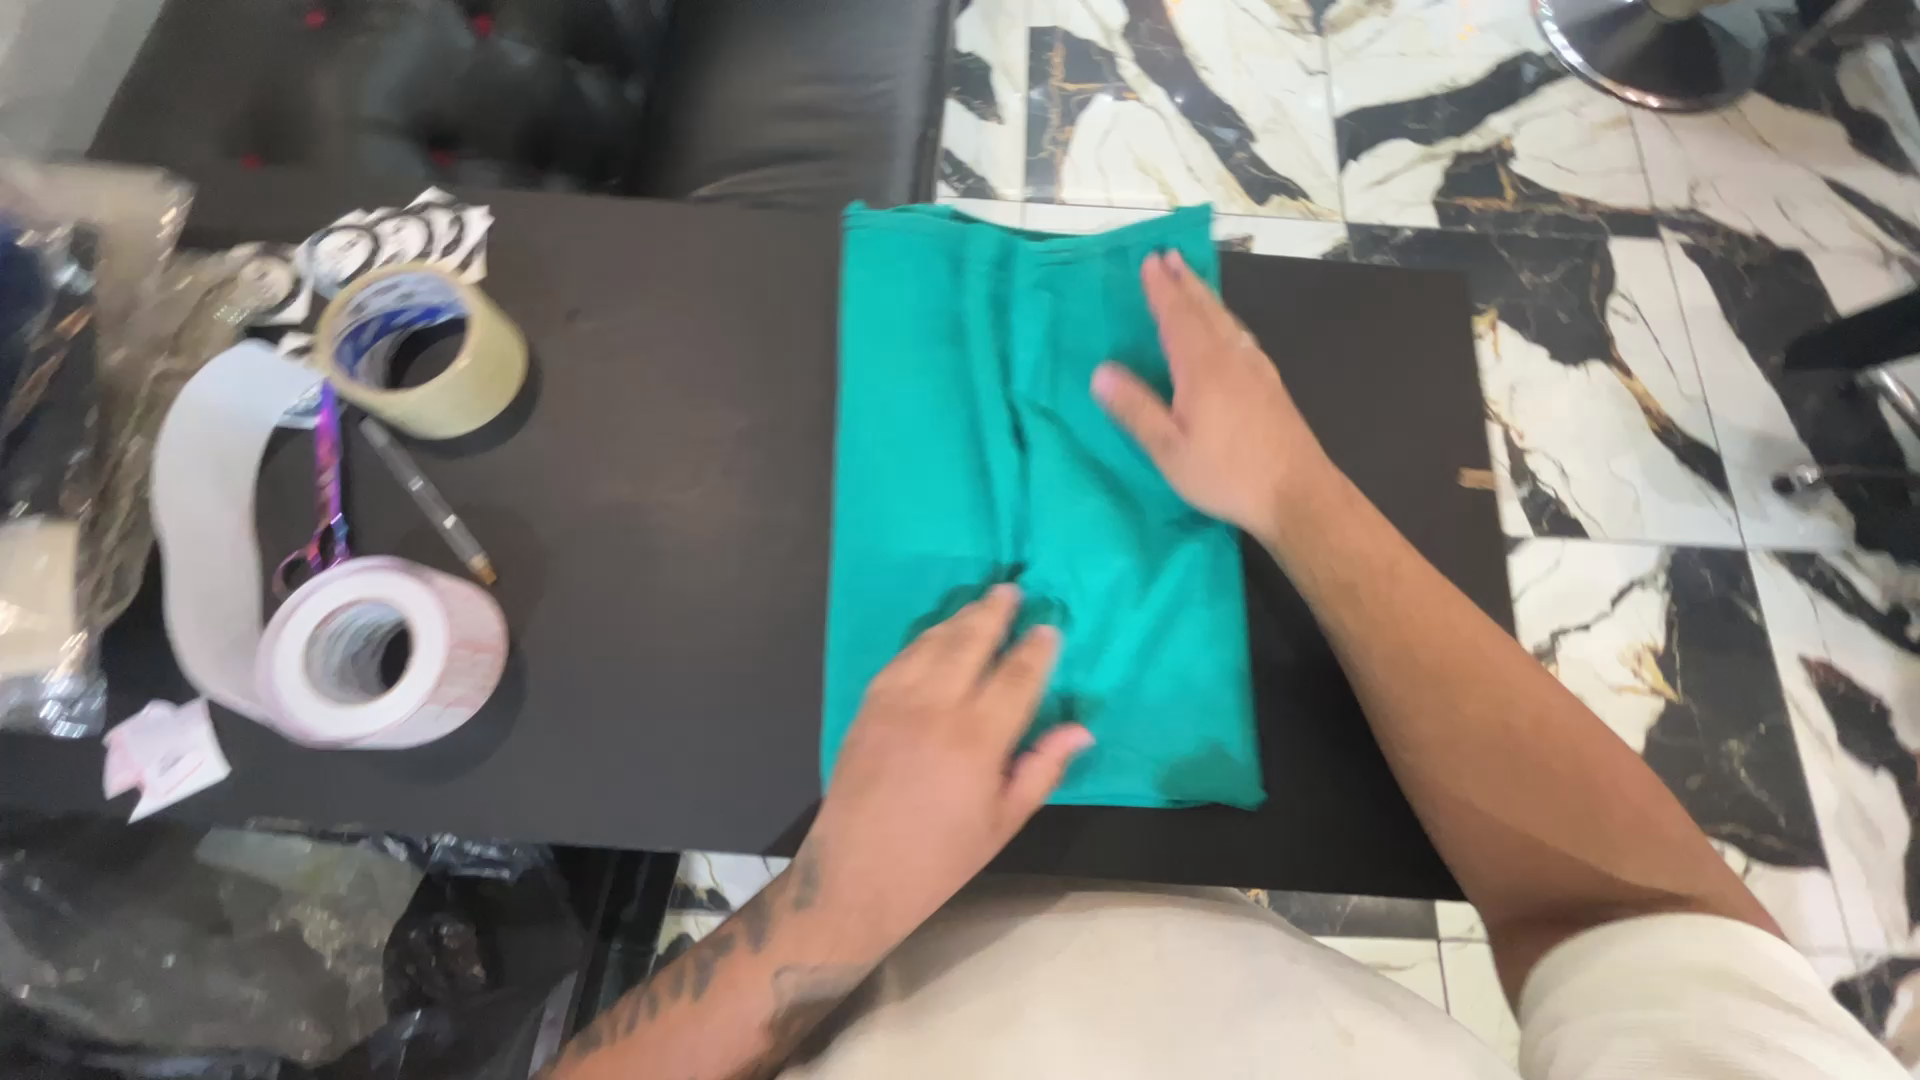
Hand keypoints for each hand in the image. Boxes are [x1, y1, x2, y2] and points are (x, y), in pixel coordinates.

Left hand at [806, 584, 1089, 943]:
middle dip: (994, 611)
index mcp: (977, 738)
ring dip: (960, 617)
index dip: (1036, 648)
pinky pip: (902, 657)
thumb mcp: (1003, 822)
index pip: (1016, 676)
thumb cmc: (939, 858)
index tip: (1049, 627)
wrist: (855, 875)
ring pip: (934, 641)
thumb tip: (1081, 730)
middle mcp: (936, 706)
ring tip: (980, 603)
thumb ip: (1042, 768)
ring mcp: (896, 700)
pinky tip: (937, 634)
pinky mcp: (869, 704)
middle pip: (971, 641)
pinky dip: (925, 638)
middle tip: (1012, 589)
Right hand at [1093, 250, 1334, 537]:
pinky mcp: (1270, 386)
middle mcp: (1232, 358)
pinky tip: (1227, 332)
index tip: (1150, 262)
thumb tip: (1100, 372)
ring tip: (1192, 284)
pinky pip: (1241, 338)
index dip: (1161, 290)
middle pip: (1206, 311)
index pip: (1177, 318)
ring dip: (1206, 298)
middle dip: (1185, 283)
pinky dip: (1225, 322)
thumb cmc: (1225, 474)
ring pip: (1227, 322)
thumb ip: (1135, 409)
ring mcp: (1256, 370)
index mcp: (1202, 368)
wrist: (1297, 493)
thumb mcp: (1168, 449)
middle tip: (1171, 257)